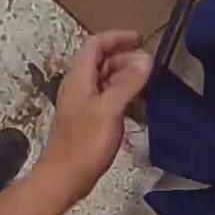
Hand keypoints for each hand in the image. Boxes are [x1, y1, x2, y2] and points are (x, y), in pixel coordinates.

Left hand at [37, 31, 150, 201]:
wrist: (65, 177)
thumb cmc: (85, 143)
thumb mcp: (110, 109)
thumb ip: (128, 82)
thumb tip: (145, 59)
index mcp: (79, 78)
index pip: (96, 44)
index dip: (117, 37)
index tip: (140, 39)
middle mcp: (78, 86)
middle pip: (101, 60)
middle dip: (125, 56)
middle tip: (149, 63)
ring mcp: (82, 103)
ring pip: (104, 78)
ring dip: (125, 74)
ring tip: (147, 81)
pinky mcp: (87, 119)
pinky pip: (106, 96)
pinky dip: (122, 92)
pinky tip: (137, 103)